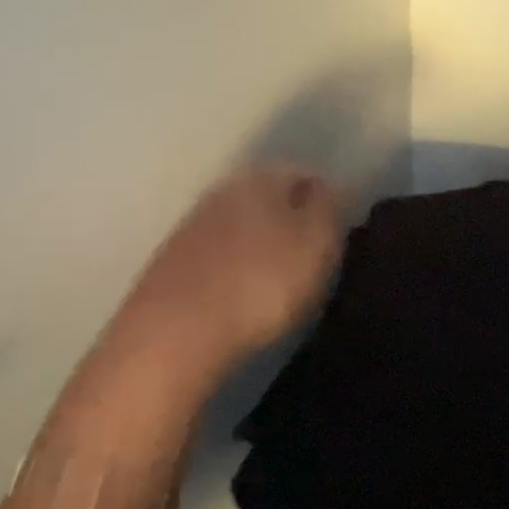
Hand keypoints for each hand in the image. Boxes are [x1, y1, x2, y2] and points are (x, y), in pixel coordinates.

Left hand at [116, 163, 341, 372]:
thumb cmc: (260, 284)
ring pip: (239, 225)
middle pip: (268, 197)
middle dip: (289, 220)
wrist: (173, 334)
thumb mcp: (316, 245)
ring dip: (258, 245)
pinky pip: (216, 257)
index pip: (304, 174)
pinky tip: (240, 295)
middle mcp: (223, 189)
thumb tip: (333, 187)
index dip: (327, 201)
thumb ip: (330, 209)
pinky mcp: (169, 264)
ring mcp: (191, 226)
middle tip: (312, 256)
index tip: (339, 231)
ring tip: (278, 280)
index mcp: (261, 176)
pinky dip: (232, 269)